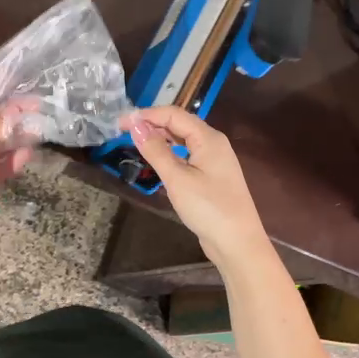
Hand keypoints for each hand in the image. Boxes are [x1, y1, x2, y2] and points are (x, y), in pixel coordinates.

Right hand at [128, 106, 271, 267]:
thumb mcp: (177, 179)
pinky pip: (187, 154)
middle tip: (124, 131)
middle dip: (152, 123)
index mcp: (208, 138)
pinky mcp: (212, 176)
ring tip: (137, 142)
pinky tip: (158, 160)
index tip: (120, 123)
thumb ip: (156, 151)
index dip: (146, 115)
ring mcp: (214, 160)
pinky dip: (170, 152)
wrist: (237, 242)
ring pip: (184, 139)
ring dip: (160, 137)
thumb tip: (136, 126)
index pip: (173, 115)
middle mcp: (214, 143)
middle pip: (180, 124)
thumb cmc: (208, 208)